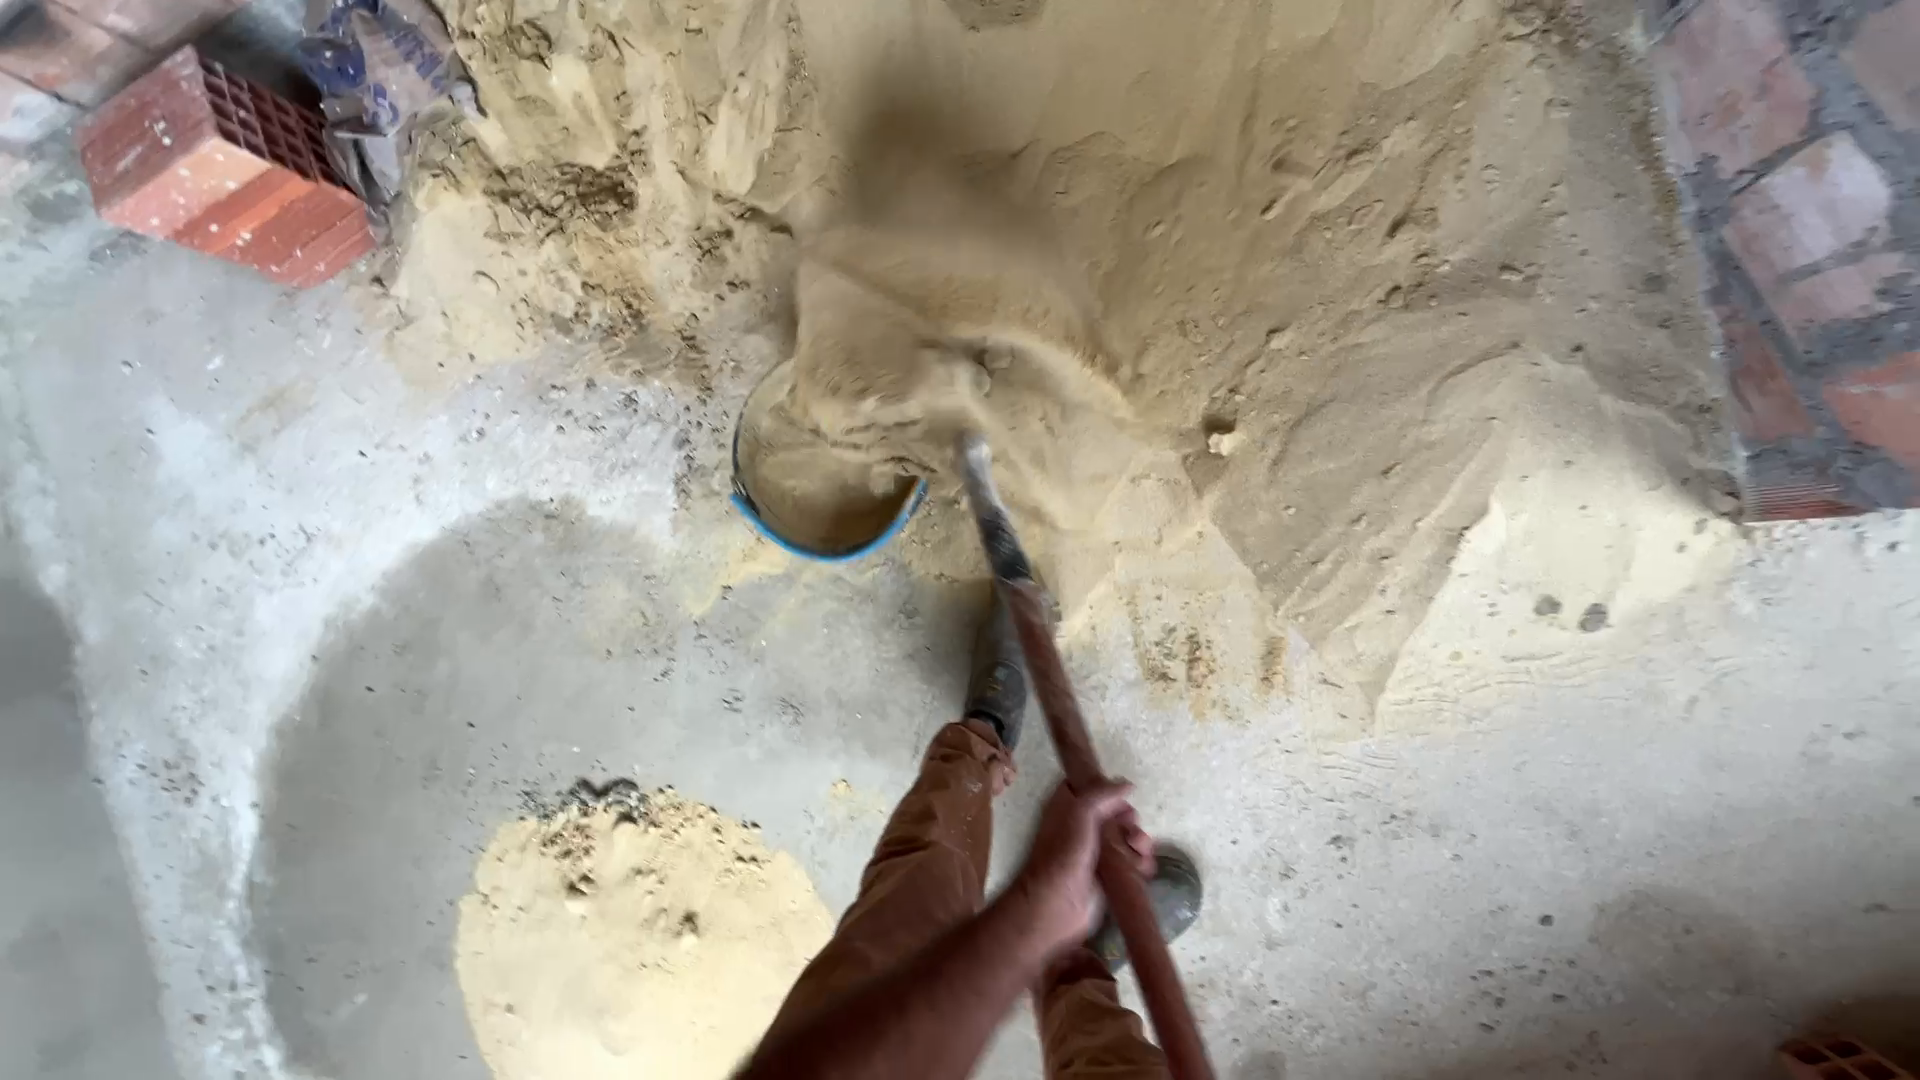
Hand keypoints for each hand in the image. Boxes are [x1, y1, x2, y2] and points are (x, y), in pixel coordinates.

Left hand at [1007, 779, 1155, 959]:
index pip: (1092, 790)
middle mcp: (1083, 827)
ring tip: (1140, 850)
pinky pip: (1132, 863)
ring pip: (1127, 839)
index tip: (1124, 798)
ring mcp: (1096, 853)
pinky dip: (1142, 863)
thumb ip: (1103, 794)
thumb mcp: (1080, 812)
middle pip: (1116, 814)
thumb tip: (1128, 785)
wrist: (1058, 903)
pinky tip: (1143, 867)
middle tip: (1132, 829)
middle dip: (1130, 820)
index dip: (1110, 791)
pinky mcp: (1110, 876)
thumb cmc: (1065, 852)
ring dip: (1140, 842)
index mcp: (1069, 807)